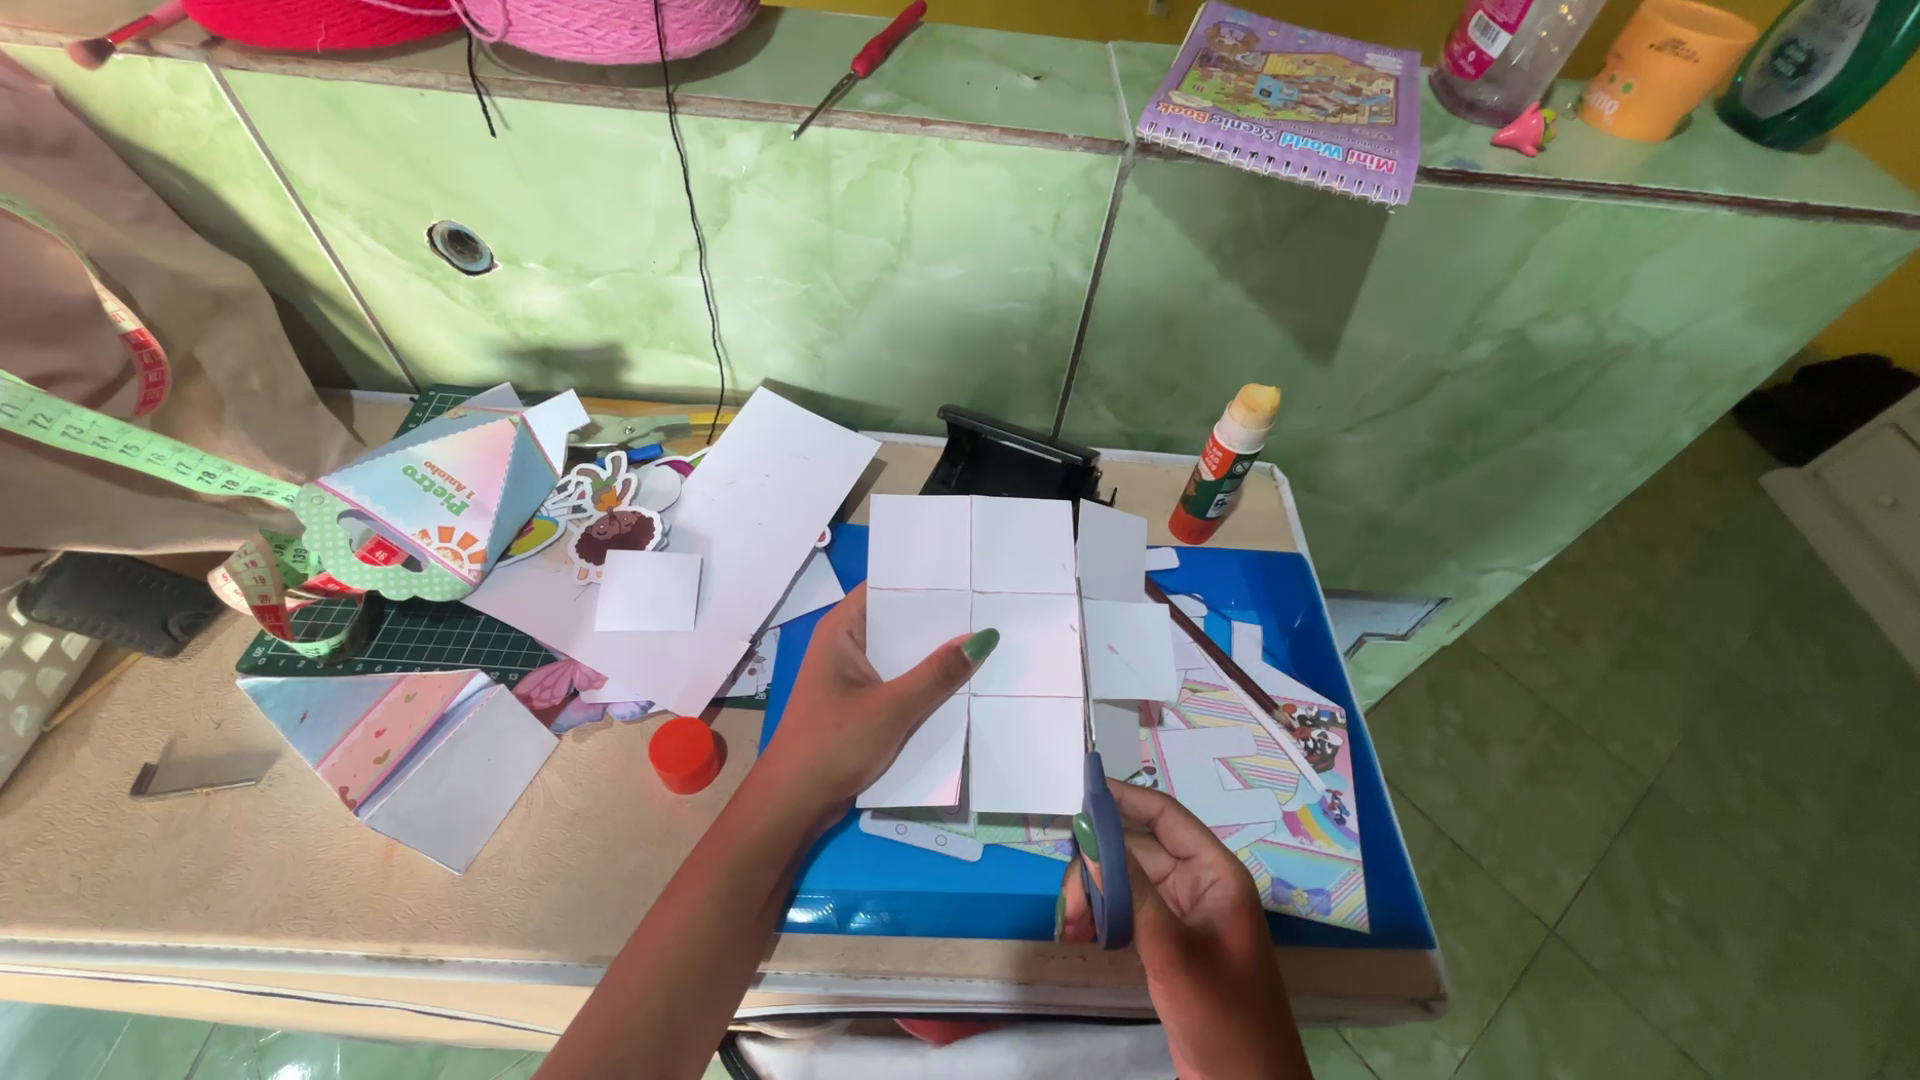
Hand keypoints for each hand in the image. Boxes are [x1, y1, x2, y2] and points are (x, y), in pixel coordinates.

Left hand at [755, 584, 995, 819]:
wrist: (795, 803)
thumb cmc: (833, 744)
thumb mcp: (892, 708)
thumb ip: (938, 673)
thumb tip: (983, 636)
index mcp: (842, 630)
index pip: (888, 587)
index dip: (927, 581)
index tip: (970, 575)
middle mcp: (847, 644)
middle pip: (900, 620)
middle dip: (940, 619)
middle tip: (991, 607)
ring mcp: (854, 675)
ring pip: (903, 654)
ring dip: (936, 653)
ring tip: (988, 639)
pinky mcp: (863, 703)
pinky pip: (901, 681)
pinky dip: (926, 681)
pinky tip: (963, 681)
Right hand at [1061, 780, 1309, 1079]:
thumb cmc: (1223, 1016)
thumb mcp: (1172, 949)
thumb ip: (1130, 889)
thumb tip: (1089, 835)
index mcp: (1215, 873)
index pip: (1164, 816)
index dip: (1123, 798)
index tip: (1077, 792)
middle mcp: (1198, 884)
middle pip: (1136, 849)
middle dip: (1097, 865)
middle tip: (1068, 900)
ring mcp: (1181, 914)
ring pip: (1126, 881)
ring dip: (1094, 895)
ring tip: (1071, 925)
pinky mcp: (1167, 942)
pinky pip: (1127, 910)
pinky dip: (1102, 916)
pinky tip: (1082, 935)